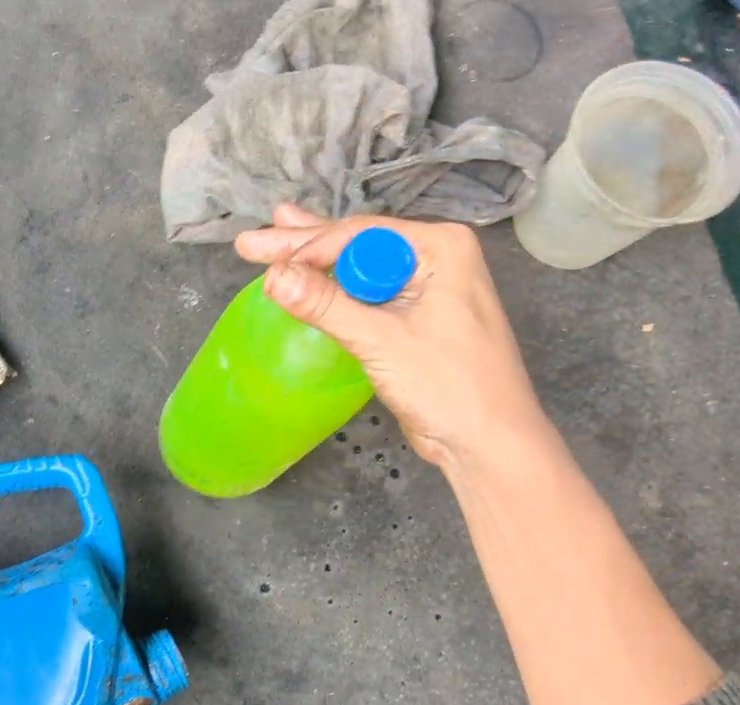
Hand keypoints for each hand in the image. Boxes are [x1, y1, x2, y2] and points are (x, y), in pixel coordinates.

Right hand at [234, 205, 547, 467]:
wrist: (487, 439)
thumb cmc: (450, 386)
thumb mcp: (382, 341)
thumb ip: (328, 306)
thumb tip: (274, 278)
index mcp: (439, 248)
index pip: (359, 235)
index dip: (308, 247)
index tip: (266, 264)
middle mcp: (434, 258)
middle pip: (356, 244)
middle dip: (302, 243)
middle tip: (252, 242)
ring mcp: (425, 288)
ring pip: (358, 266)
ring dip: (314, 258)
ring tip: (278, 230)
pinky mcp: (414, 318)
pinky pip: (365, 293)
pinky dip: (333, 286)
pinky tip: (310, 277)